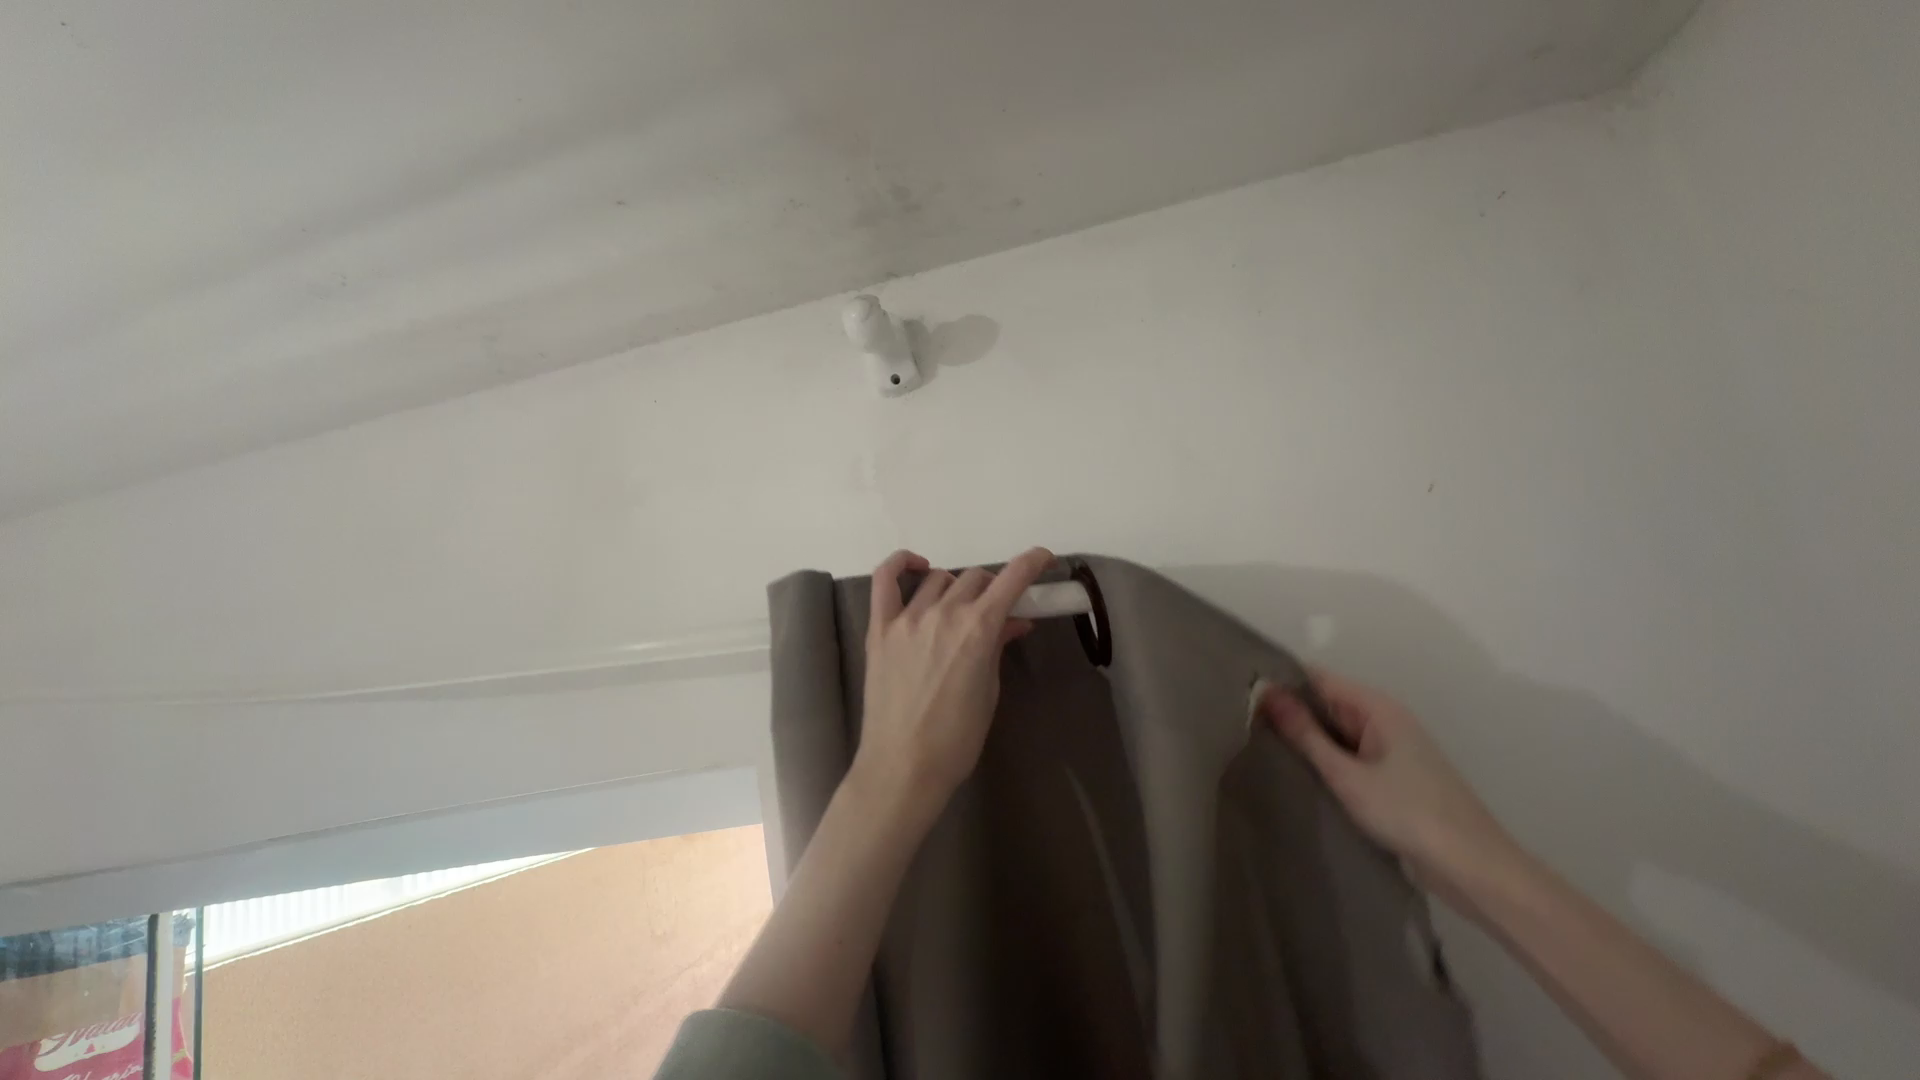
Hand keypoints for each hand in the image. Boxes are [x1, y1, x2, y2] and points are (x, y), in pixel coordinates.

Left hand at [851, 547, 1055, 815]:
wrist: (903, 767)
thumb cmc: (957, 739)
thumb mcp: (989, 691)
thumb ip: (998, 647)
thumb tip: (1014, 623)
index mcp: (978, 629)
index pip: (1012, 579)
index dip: (1033, 562)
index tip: (1044, 559)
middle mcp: (944, 613)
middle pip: (977, 579)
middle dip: (995, 589)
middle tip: (999, 611)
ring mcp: (907, 618)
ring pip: (939, 580)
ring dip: (957, 587)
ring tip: (960, 609)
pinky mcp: (880, 629)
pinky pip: (885, 580)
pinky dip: (901, 564)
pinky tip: (918, 567)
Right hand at [1260, 667, 1517, 891]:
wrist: (1473, 868)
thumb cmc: (1409, 813)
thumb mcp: (1347, 775)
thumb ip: (1305, 735)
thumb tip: (1265, 692)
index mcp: (1378, 707)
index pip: (1317, 678)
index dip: (1280, 682)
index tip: (1238, 693)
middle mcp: (1384, 719)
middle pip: (1325, 703)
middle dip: (1288, 712)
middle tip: (1238, 723)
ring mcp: (1389, 749)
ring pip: (1335, 732)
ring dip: (1304, 739)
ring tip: (1255, 745)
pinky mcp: (1391, 776)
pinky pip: (1347, 755)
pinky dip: (1323, 760)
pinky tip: (1294, 773)